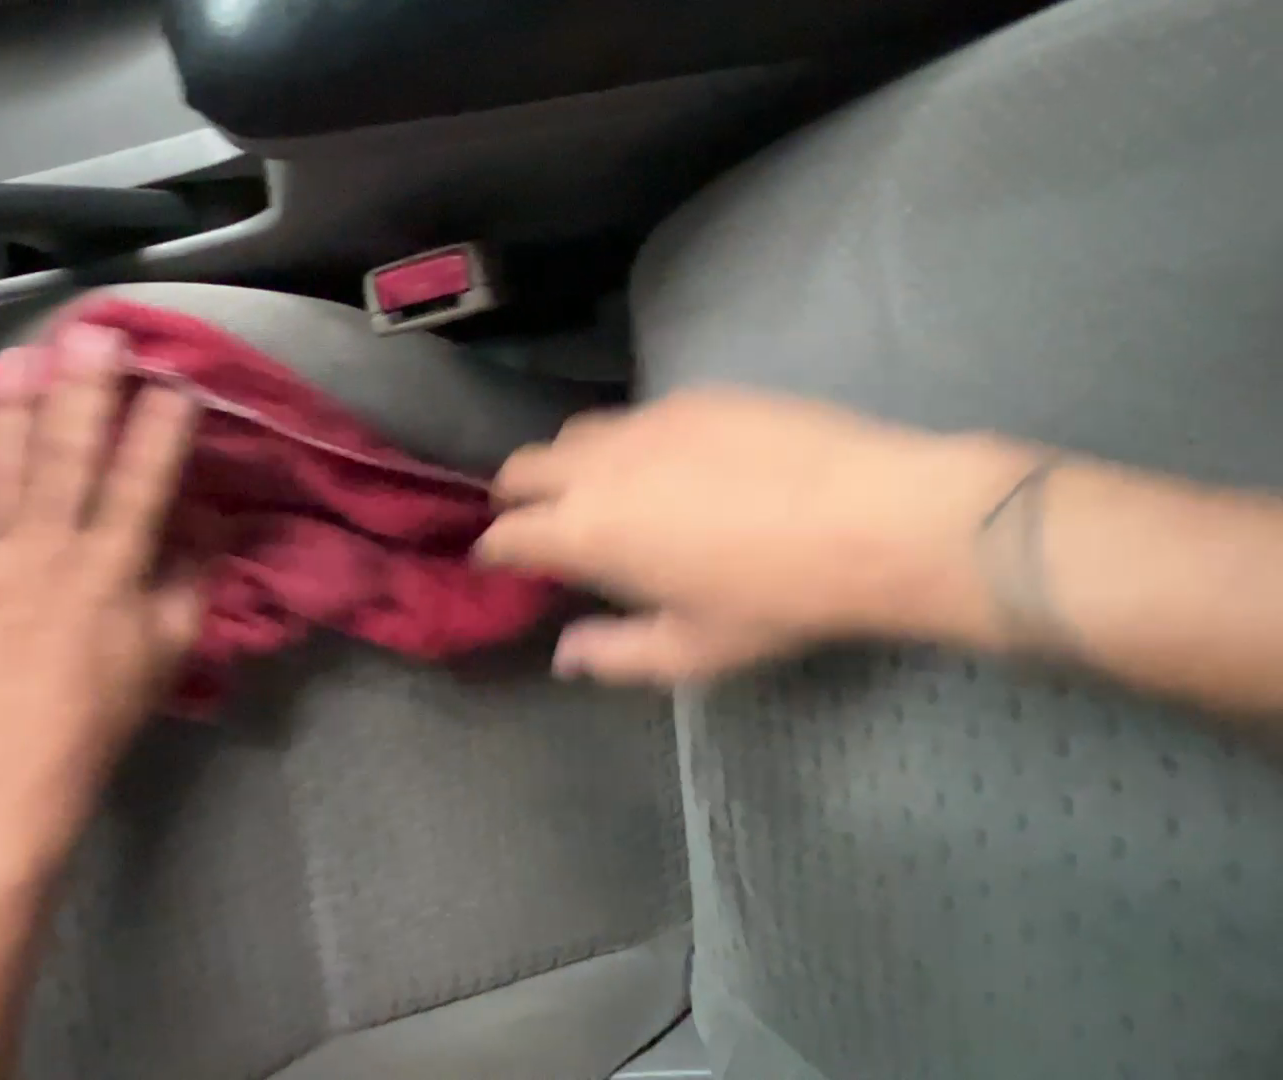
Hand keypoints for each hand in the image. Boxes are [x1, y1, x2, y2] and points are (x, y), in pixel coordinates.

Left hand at [0, 325, 203, 833]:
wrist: (24, 753)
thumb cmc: (109, 699)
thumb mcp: (173, 645)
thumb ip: (193, 579)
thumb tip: (209, 520)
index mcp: (112, 570)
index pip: (142, 485)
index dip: (161, 431)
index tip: (175, 381)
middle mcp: (51, 550)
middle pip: (67, 458)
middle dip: (83, 391)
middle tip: (94, 334)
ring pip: (1, 469)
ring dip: (12, 407)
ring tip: (22, 352)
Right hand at [475, 388, 1031, 683]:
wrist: (883, 520)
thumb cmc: (778, 599)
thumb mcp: (693, 651)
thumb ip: (614, 655)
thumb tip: (564, 656)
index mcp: (587, 531)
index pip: (508, 533)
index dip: (494, 550)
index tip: (501, 561)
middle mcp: (599, 467)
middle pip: (522, 468)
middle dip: (515, 497)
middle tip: (540, 522)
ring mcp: (645, 424)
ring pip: (573, 435)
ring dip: (565, 465)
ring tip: (598, 490)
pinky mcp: (692, 398)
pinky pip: (632, 418)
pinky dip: (624, 445)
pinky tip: (669, 466)